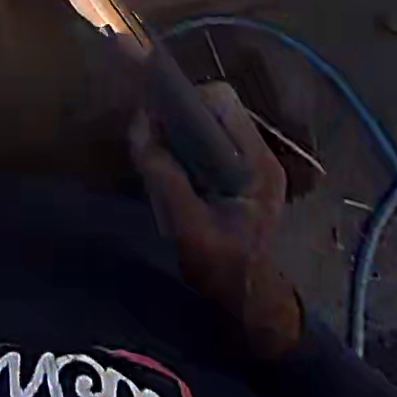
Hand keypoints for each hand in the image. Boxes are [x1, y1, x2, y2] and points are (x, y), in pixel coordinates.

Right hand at [129, 82, 303, 358]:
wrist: (244, 298)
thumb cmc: (221, 267)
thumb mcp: (189, 228)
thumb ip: (165, 178)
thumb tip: (140, 129)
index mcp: (256, 163)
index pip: (223, 101)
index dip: (187, 98)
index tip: (156, 115)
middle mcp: (257, 153)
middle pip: (213, 103)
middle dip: (178, 110)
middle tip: (151, 135)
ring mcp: (248, 159)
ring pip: (206, 117)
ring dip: (177, 125)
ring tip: (157, 150)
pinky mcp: (234, 168)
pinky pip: (204, 135)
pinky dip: (181, 139)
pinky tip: (168, 163)